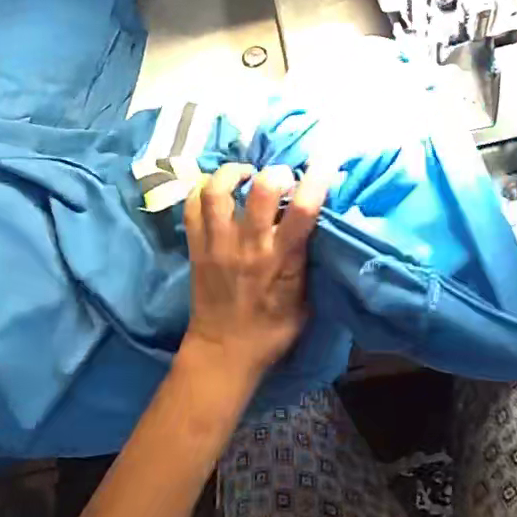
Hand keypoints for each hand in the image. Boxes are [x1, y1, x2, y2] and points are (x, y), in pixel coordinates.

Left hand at [180, 163, 326, 382]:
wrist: (224, 352)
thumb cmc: (271, 330)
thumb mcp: (303, 301)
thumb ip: (306, 262)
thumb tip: (314, 228)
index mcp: (280, 260)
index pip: (303, 211)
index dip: (316, 181)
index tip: (324, 164)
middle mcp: (247, 245)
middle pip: (260, 190)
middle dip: (276, 173)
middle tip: (282, 175)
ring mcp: (216, 244)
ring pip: (217, 191)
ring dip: (233, 173)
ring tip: (245, 173)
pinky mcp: (195, 247)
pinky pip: (192, 207)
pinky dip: (202, 190)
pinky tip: (216, 190)